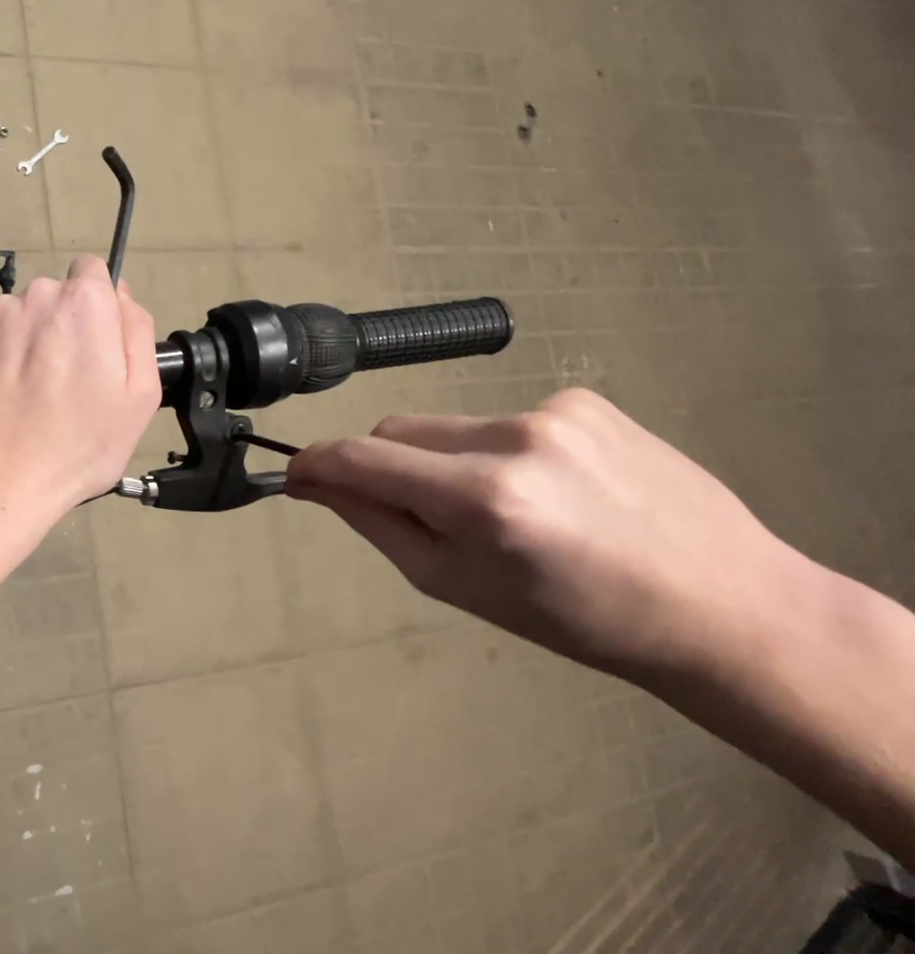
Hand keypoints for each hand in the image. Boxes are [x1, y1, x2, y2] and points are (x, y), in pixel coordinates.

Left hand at [0, 256, 158, 524]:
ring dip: (23, 341)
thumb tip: (121, 296)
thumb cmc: (78, 449)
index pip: (94, 272)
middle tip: (61, 382)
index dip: (96, 307)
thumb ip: (137, 332)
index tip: (93, 344)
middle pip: (54, 297)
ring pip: (16, 316)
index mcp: (85, 303)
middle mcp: (35, 296)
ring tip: (23, 394)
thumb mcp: (141, 397)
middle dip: (60, 326)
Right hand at [285, 388, 800, 675]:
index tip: (294, 477)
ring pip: (447, 426)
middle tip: (418, 516)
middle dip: (383, 466)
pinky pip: (500, 419)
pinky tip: (546, 488)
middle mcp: (515, 439)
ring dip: (442, 461)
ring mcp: (555, 411)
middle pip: (397, 430)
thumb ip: (375, 523)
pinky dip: (494, 452)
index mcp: (483, 498)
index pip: (361, 456)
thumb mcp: (455, 584)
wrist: (723, 605)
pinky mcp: (585, 400)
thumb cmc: (576, 618)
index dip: (315, 464)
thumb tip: (315, 484)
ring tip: (501, 509)